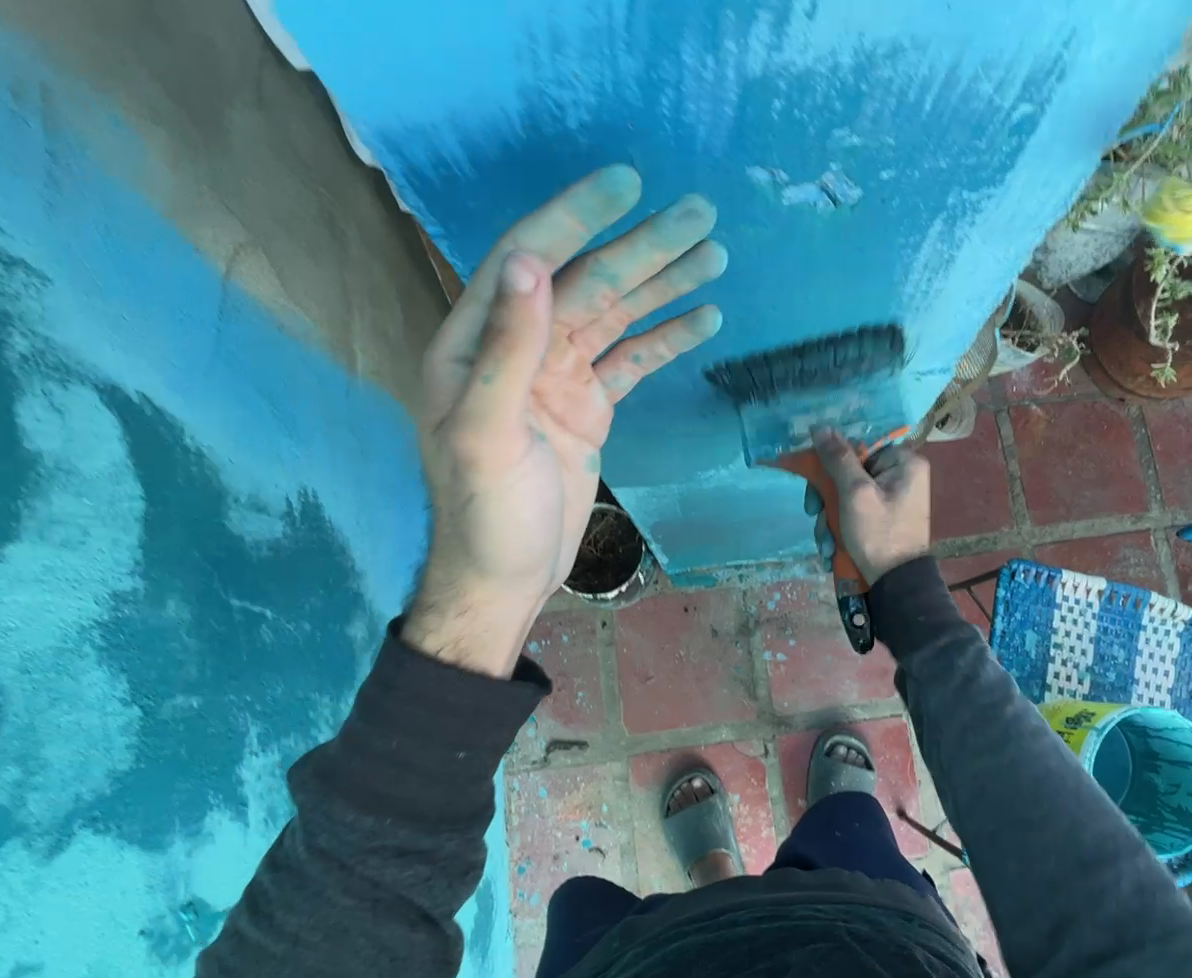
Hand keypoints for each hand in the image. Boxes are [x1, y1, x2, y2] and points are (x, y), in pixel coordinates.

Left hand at [405, 165, 726, 674]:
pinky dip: (666, 339)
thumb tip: (532, 263)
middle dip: (643, 248)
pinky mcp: (588, 406)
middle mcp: (519, 348)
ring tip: (714, 254)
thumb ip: (507, 348)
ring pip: (616, 317)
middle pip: (587, 283)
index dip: (576, 218)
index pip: (530, 260)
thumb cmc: (485, 514)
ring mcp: (558, 377)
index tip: (627, 184)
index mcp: (477, 343)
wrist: (507, 578)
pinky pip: (631, 362)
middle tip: (700, 214)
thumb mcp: (484, 434)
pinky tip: (704, 318)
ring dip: (663, 285)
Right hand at [806, 431, 931, 583]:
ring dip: (830, 515)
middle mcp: (902, 473)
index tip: (814, 478)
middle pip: (850, 469)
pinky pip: (854, 508)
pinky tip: (832, 545)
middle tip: (814, 513)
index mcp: (904, 461)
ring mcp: (893, 495)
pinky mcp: (884, 514)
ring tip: (825, 541)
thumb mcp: (855, 493)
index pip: (860, 444)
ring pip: (847, 491)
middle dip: (828, 496)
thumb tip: (820, 426)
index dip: (833, 460)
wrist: (896, 583)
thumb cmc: (878, 534)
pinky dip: (840, 524)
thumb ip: (837, 458)